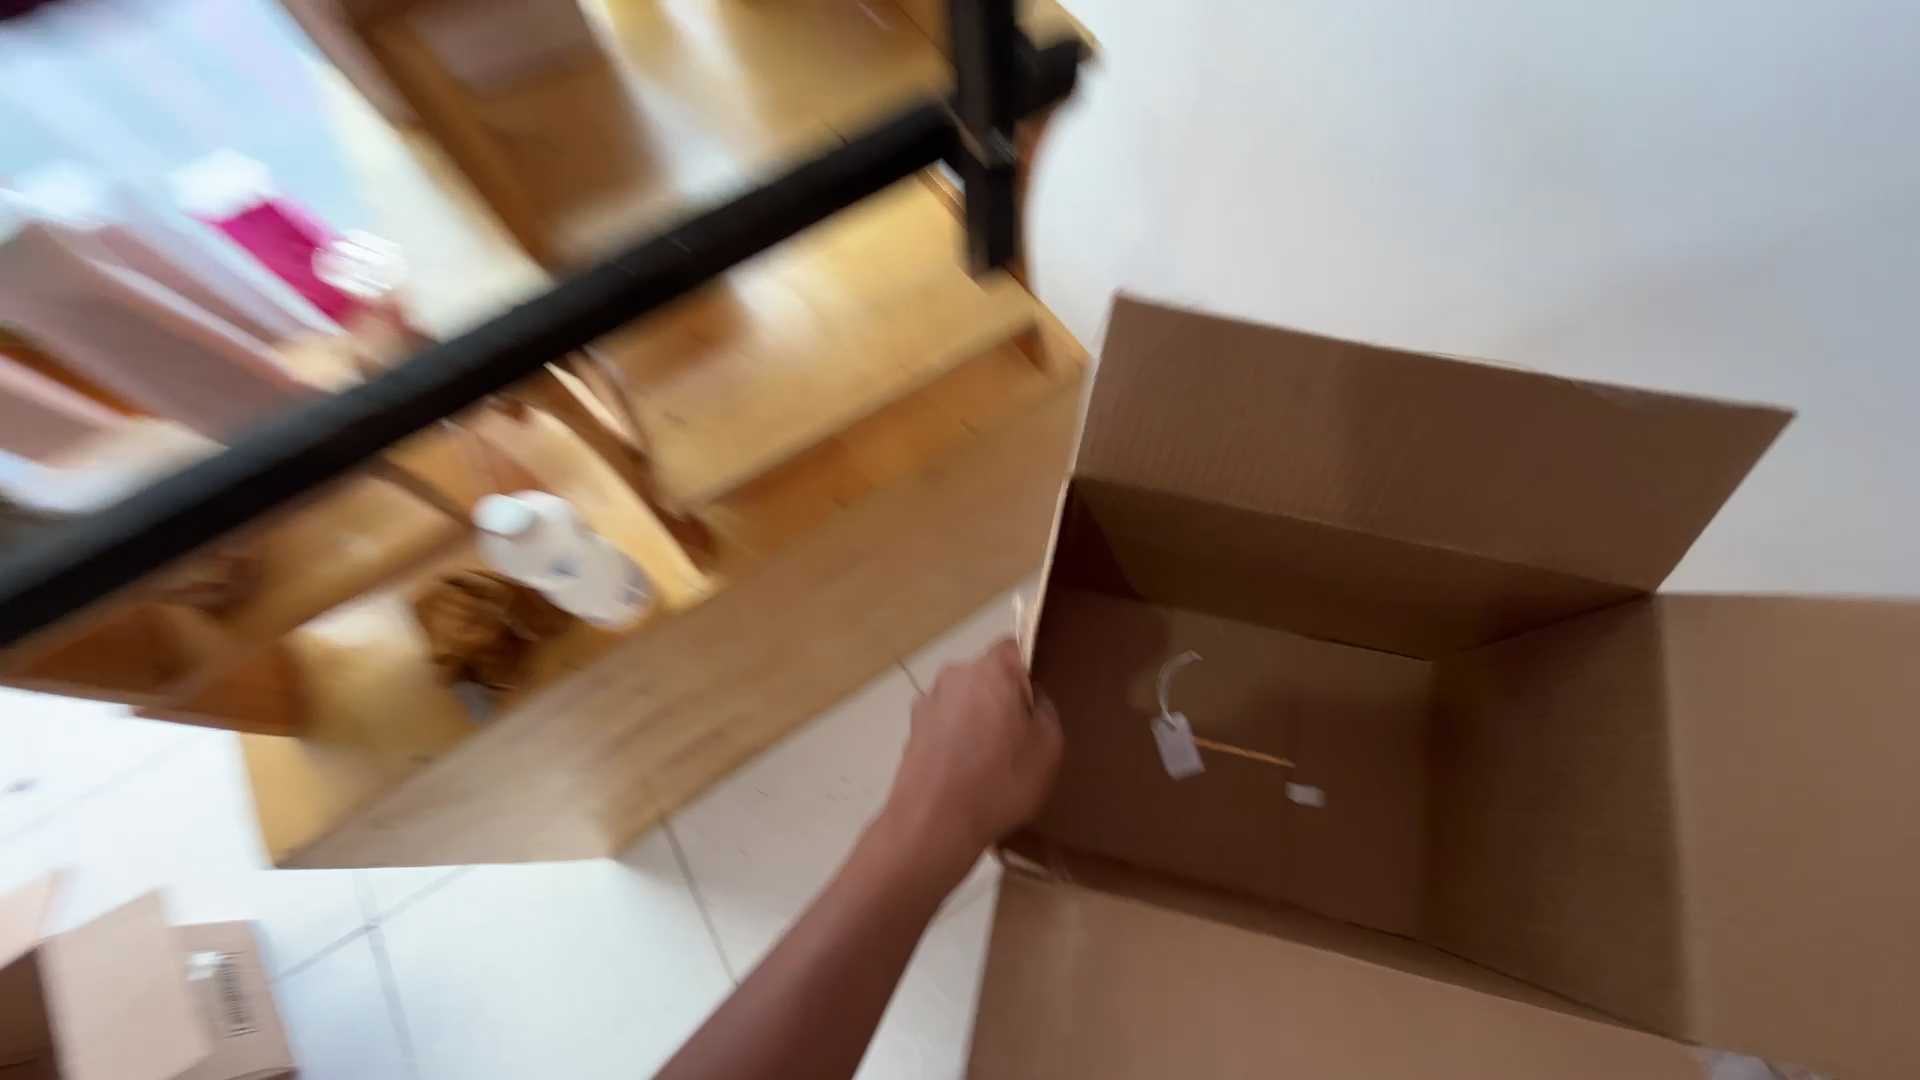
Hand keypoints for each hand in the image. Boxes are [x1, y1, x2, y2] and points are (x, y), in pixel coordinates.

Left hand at [879, 637, 1062, 883]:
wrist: (932, 823)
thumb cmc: (999, 780)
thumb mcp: (1048, 746)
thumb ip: (1045, 709)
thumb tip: (1031, 698)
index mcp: (991, 668)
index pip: (1017, 647)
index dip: (1031, 671)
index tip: (1038, 702)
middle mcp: (955, 674)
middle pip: (989, 675)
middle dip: (1004, 699)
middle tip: (1020, 738)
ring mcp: (928, 700)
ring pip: (966, 700)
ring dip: (978, 720)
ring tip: (990, 762)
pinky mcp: (912, 728)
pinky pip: (946, 724)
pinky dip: (957, 739)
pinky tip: (966, 772)